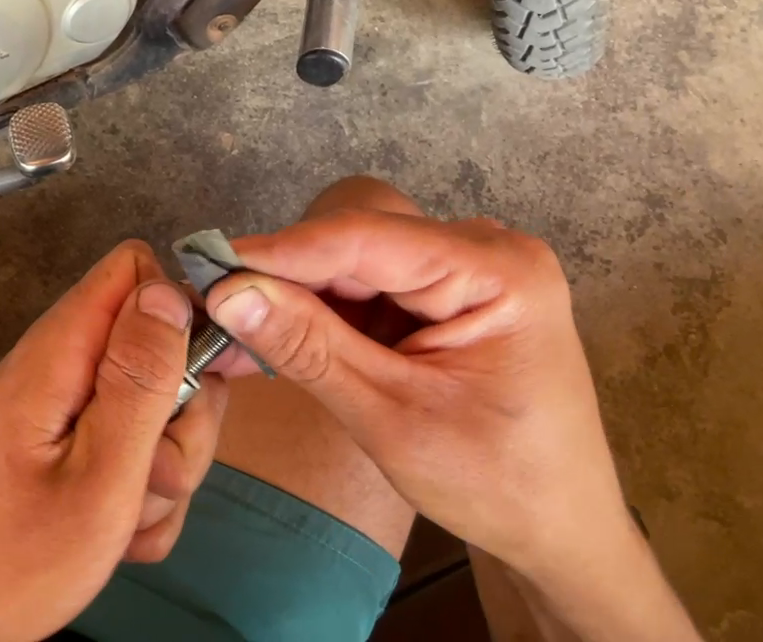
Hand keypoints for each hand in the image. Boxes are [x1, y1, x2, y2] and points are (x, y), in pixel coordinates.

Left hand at [0, 241, 227, 641]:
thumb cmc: (9, 557)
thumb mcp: (98, 474)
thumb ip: (139, 380)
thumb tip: (170, 293)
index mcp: (63, 349)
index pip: (136, 271)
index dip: (178, 312)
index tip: (193, 381)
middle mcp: (64, 363)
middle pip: (160, 346)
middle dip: (180, 415)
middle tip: (150, 472)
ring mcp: (67, 405)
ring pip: (156, 407)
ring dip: (162, 468)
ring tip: (122, 514)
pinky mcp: (70, 442)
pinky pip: (135, 449)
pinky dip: (139, 494)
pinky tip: (113, 532)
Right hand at [204, 205, 696, 638]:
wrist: (557, 529)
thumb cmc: (496, 485)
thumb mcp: (392, 420)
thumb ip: (308, 348)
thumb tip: (226, 292)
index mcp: (497, 273)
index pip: (364, 236)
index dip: (278, 250)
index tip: (206, 266)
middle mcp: (480, 249)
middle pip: (354, 232)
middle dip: (286, 272)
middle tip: (225, 312)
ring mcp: (458, 266)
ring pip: (345, 251)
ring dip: (292, 292)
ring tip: (243, 337)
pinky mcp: (435, 288)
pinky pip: (357, 280)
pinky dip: (313, 309)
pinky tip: (274, 339)